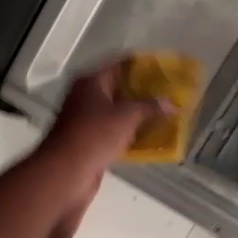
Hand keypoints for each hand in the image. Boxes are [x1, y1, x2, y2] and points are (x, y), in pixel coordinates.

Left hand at [37, 60, 160, 191]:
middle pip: (119, 89)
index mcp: (91, 82)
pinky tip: (151, 137)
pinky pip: (115, 132)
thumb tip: (172, 103)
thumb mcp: (127, 117)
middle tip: (170, 94)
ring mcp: (86, 120)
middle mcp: (86, 97)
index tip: (165, 70)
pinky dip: (131, 133)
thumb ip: (150, 107)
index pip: (120, 65)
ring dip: (139, 115)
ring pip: (118, 112)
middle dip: (144, 93)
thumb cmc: (94, 135)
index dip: (142, 66)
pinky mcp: (90, 141)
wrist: (66, 173)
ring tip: (165, 115)